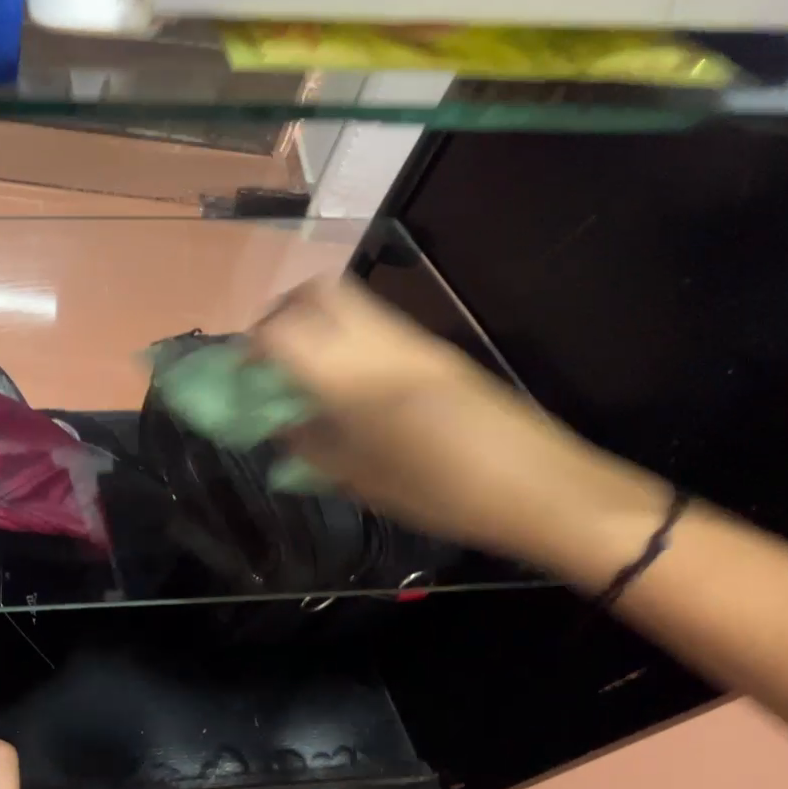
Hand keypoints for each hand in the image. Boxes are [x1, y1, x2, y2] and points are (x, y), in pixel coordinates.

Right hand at [255, 275, 661, 561]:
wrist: (547, 489)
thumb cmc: (444, 496)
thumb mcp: (362, 481)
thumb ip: (310, 445)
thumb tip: (278, 424)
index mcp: (355, 382)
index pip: (283, 333)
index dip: (250, 345)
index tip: (240, 371)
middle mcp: (382, 347)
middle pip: (318, 292)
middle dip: (281, 313)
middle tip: (268, 351)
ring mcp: (414, 342)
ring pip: (349, 301)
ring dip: (314, 321)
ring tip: (302, 367)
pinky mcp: (436, 352)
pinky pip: (376, 324)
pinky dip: (344, 337)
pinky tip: (345, 381)